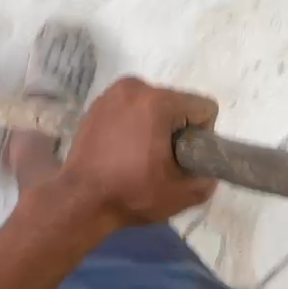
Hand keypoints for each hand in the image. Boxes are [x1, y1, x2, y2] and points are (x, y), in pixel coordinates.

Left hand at [53, 77, 218, 228]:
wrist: (79, 201)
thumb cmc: (131, 194)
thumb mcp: (181, 195)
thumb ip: (207, 179)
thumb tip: (208, 171)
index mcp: (158, 102)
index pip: (204, 108)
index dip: (202, 136)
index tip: (184, 158)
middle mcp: (135, 87)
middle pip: (178, 103)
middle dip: (177, 129)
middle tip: (162, 160)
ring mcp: (112, 93)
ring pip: (154, 104)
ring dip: (156, 126)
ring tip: (141, 155)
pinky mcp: (97, 104)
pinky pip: (131, 108)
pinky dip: (134, 124)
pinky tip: (123, 149)